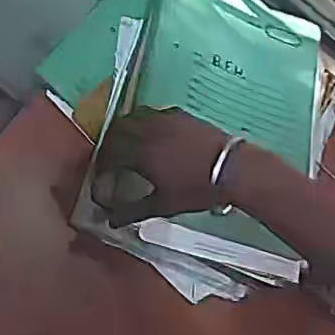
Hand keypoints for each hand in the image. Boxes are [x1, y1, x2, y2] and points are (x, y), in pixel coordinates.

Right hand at [93, 108, 231, 225]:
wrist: (233, 168)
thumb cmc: (197, 189)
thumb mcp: (163, 205)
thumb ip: (133, 211)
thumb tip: (111, 221)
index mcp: (140, 151)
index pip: (108, 154)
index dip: (101, 166)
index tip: (102, 177)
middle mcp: (147, 129)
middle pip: (115, 130)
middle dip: (108, 145)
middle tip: (110, 161)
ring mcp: (164, 118)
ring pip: (132, 117)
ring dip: (123, 130)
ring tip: (127, 146)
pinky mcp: (180, 114)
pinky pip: (152, 113)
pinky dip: (144, 122)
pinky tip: (153, 135)